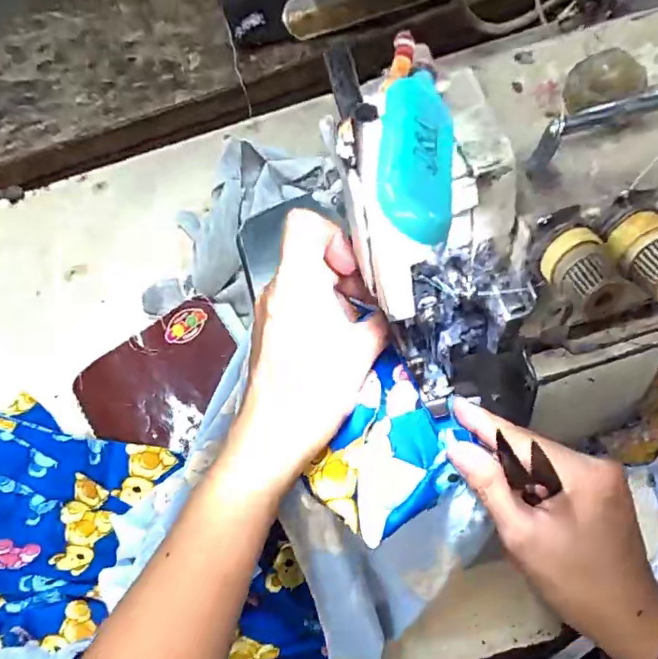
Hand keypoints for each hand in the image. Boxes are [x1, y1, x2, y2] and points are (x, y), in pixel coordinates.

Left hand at [224, 209, 387, 487]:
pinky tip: (339, 350)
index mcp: (297, 281)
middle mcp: (277, 291)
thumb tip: (388, 314)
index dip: (337, 238)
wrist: (274, 435)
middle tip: (369, 305)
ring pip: (306, 287)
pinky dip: (321, 320)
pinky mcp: (269, 337)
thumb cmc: (314, 391)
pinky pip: (298, 312)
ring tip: (357, 332)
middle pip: (311, 257)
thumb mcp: (362, 352)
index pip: (306, 223)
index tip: (356, 270)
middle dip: (346, 276)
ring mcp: (269, 314)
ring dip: (336, 301)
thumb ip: (380, 321)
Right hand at [446, 399, 657, 658]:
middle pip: (534, 449)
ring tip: (479, 469)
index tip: (455, 404)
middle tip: (457, 441)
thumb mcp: (521, 536)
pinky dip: (533, 482)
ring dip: (514, 469)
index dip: (484, 423)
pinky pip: (559, 477)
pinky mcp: (605, 493)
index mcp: (581, 472)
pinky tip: (515, 493)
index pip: (522, 439)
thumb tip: (458, 448)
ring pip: (545, 463)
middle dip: (496, 449)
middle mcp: (597, 464)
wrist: (626, 615)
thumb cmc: (571, 582)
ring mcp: (605, 478)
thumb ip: (490, 487)